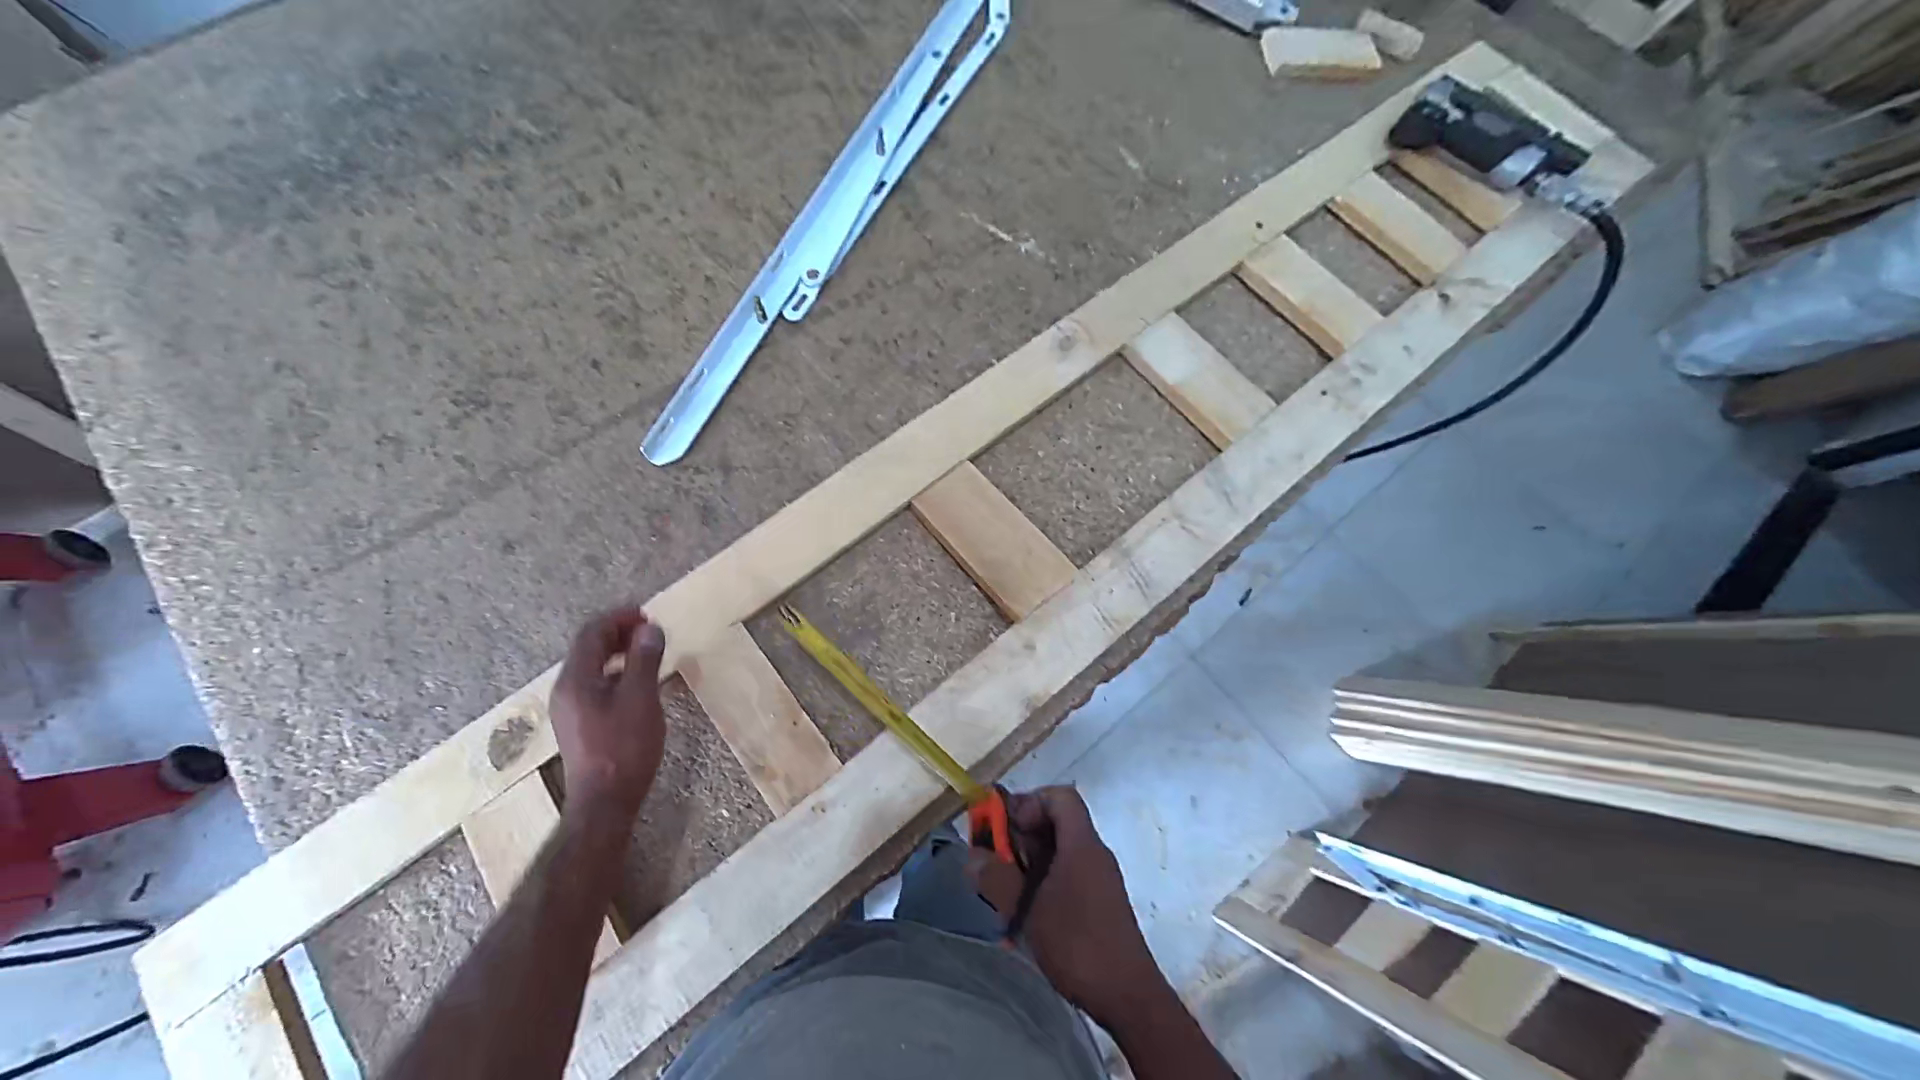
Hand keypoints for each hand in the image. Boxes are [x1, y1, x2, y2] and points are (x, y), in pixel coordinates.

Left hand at [550, 606, 667, 822]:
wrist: (605, 800)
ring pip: (593, 666)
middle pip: (589, 647)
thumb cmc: (624, 747)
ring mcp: (571, 708)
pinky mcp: (580, 723)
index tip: (648, 615)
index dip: (619, 618)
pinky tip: (638, 682)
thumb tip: (650, 629)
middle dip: (619, 632)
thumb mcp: (641, 698)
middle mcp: (566, 689)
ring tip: (649, 651)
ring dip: (619, 652)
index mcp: (576, 679)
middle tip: (650, 631)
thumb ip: (644, 660)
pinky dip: (617, 671)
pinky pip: (596, 683)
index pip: (592, 633)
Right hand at [968, 785, 1166, 1026]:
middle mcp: (1092, 853)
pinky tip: (1023, 911)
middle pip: (1055, 823)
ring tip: (1002, 887)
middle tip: (993, 858)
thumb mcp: (1028, 910)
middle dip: (1020, 835)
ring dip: (1027, 862)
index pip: (1060, 797)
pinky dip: (1040, 882)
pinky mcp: (1097, 902)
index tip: (1006, 828)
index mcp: (1081, 844)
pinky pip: (1064, 874)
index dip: (1030, 802)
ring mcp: (1097, 878)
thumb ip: (998, 879)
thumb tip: (973, 859)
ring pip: (1057, 851)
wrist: (1128, 996)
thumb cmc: (1078, 944)